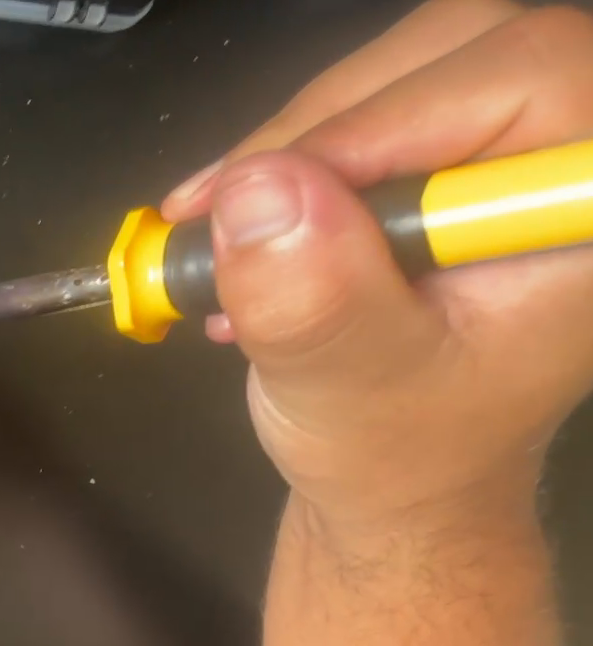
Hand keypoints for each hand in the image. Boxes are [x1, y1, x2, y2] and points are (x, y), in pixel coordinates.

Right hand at [161, 0, 592, 535]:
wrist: (396, 474)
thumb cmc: (391, 443)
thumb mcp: (346, 382)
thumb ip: (313, 295)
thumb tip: (248, 192)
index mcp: (591, 198)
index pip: (510, 79)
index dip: (361, 128)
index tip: (230, 206)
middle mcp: (574, 152)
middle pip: (453, 48)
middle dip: (311, 129)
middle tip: (212, 212)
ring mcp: (517, 152)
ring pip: (398, 73)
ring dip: (283, 153)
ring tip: (214, 239)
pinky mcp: (452, 165)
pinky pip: (366, 115)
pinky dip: (283, 170)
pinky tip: (244, 239)